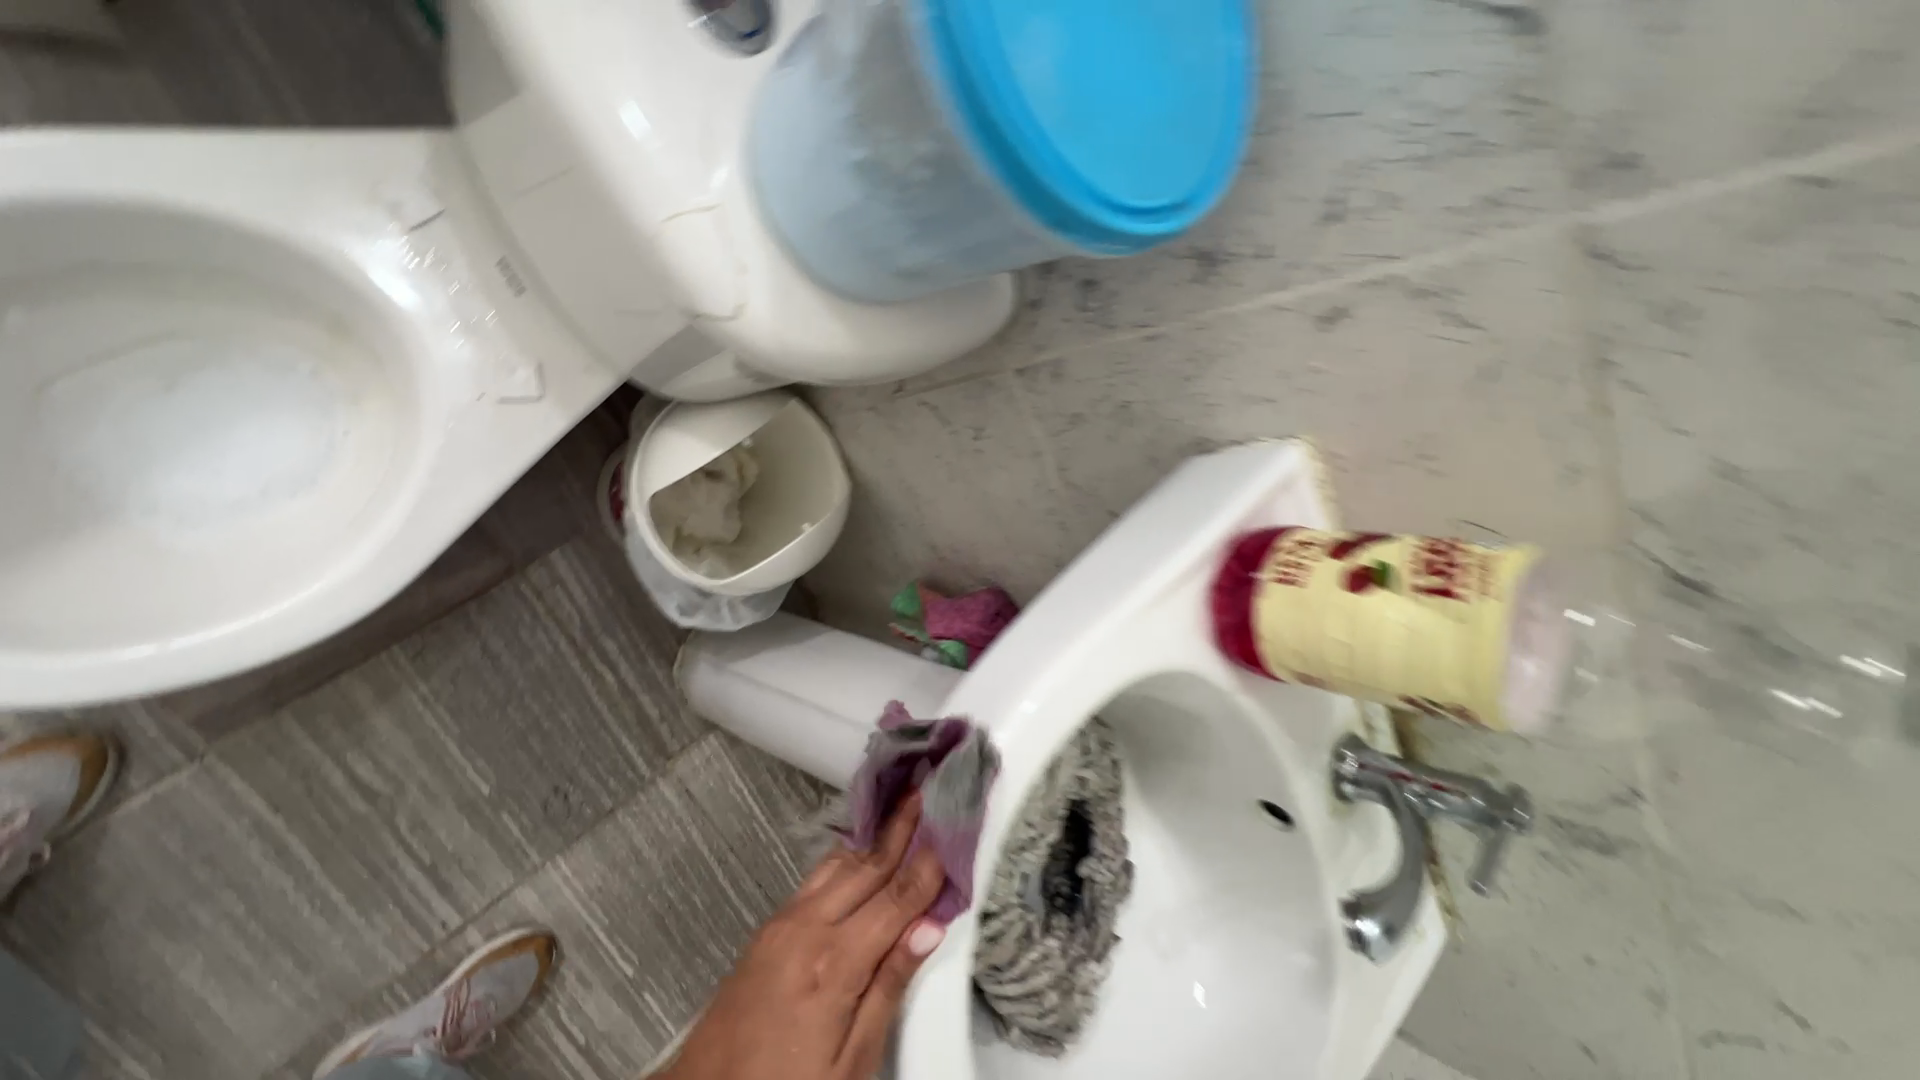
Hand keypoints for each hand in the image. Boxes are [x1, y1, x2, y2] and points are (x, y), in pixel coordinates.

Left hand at [659, 794, 948, 1079]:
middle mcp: (808, 928)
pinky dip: (845, 856)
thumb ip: (889, 987)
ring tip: (901, 805)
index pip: (898, 898)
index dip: (931, 862)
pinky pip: (816, 878)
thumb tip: (928, 928)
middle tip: (930, 789)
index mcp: (835, 963)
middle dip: (903, 827)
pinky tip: (860, 849)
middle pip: (869, 866)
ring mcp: (783, 924)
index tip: (954, 826)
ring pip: (839, 864)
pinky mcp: (769, 929)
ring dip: (875, 835)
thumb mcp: (851, 1060)